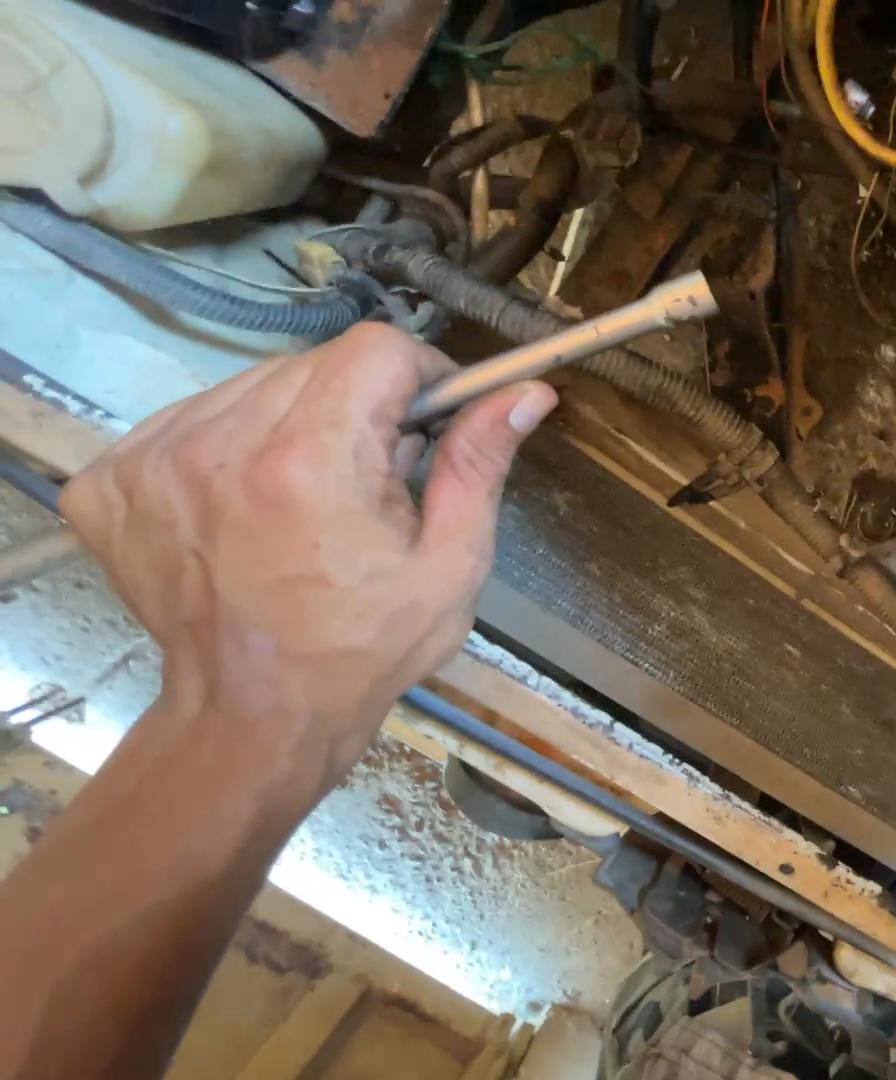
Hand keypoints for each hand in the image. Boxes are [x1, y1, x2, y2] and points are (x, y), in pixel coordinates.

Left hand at [61, 323, 556, 793]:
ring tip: (326, 490)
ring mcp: (149, 459)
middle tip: (389, 472)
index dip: (425, 374)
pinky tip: (264, 497)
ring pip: (258, 384)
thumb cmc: (374, 642)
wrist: (257, 711)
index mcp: (311, 463)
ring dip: (308, 418)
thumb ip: (480, 463)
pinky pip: (198, 416)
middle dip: (370, 402)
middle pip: (318, 363)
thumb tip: (528, 395)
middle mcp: (217, 443)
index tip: (439, 422)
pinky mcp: (109, 478)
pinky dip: (245, 439)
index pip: (376, 350)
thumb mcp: (454, 558)